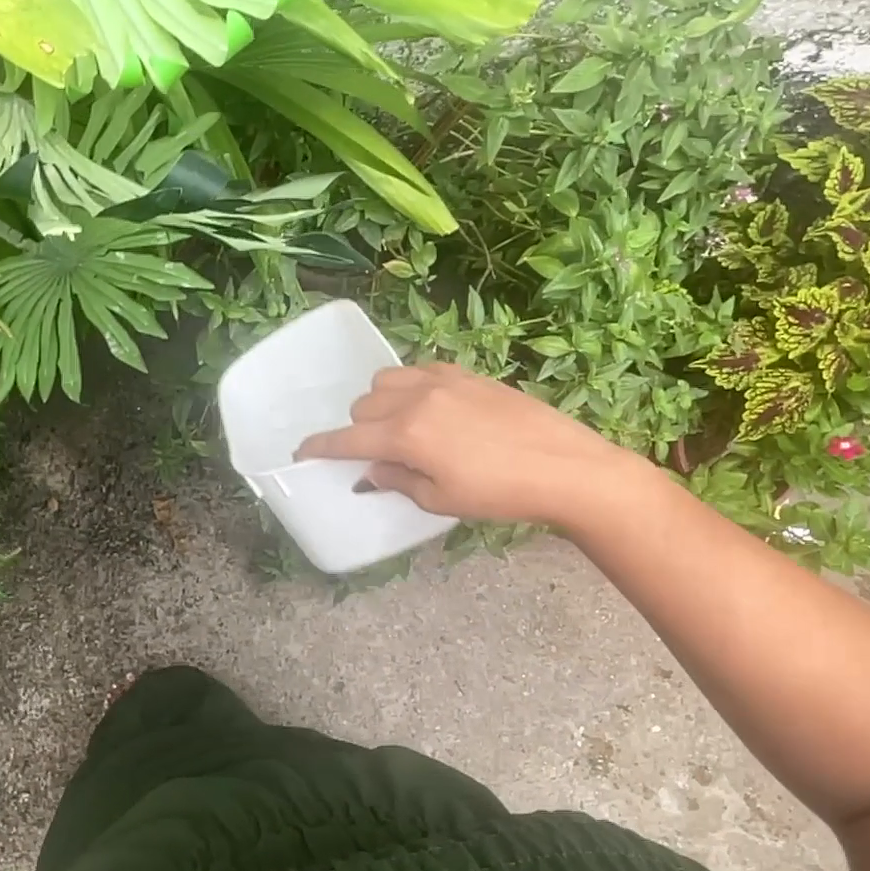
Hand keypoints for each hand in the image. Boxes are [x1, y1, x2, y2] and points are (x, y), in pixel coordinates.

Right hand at [294, 362, 652, 529]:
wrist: (568, 468)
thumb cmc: (501, 494)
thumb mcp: (440, 500)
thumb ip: (397, 481)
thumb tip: (372, 471)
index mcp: (405, 435)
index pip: (346, 440)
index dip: (318, 448)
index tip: (301, 453)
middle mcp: (416, 400)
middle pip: (362, 407)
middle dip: (358, 431)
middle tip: (377, 455)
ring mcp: (443, 381)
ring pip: (385, 381)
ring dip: (379, 403)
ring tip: (400, 427)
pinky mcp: (468, 374)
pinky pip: (419, 370)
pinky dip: (409, 387)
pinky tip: (429, 408)